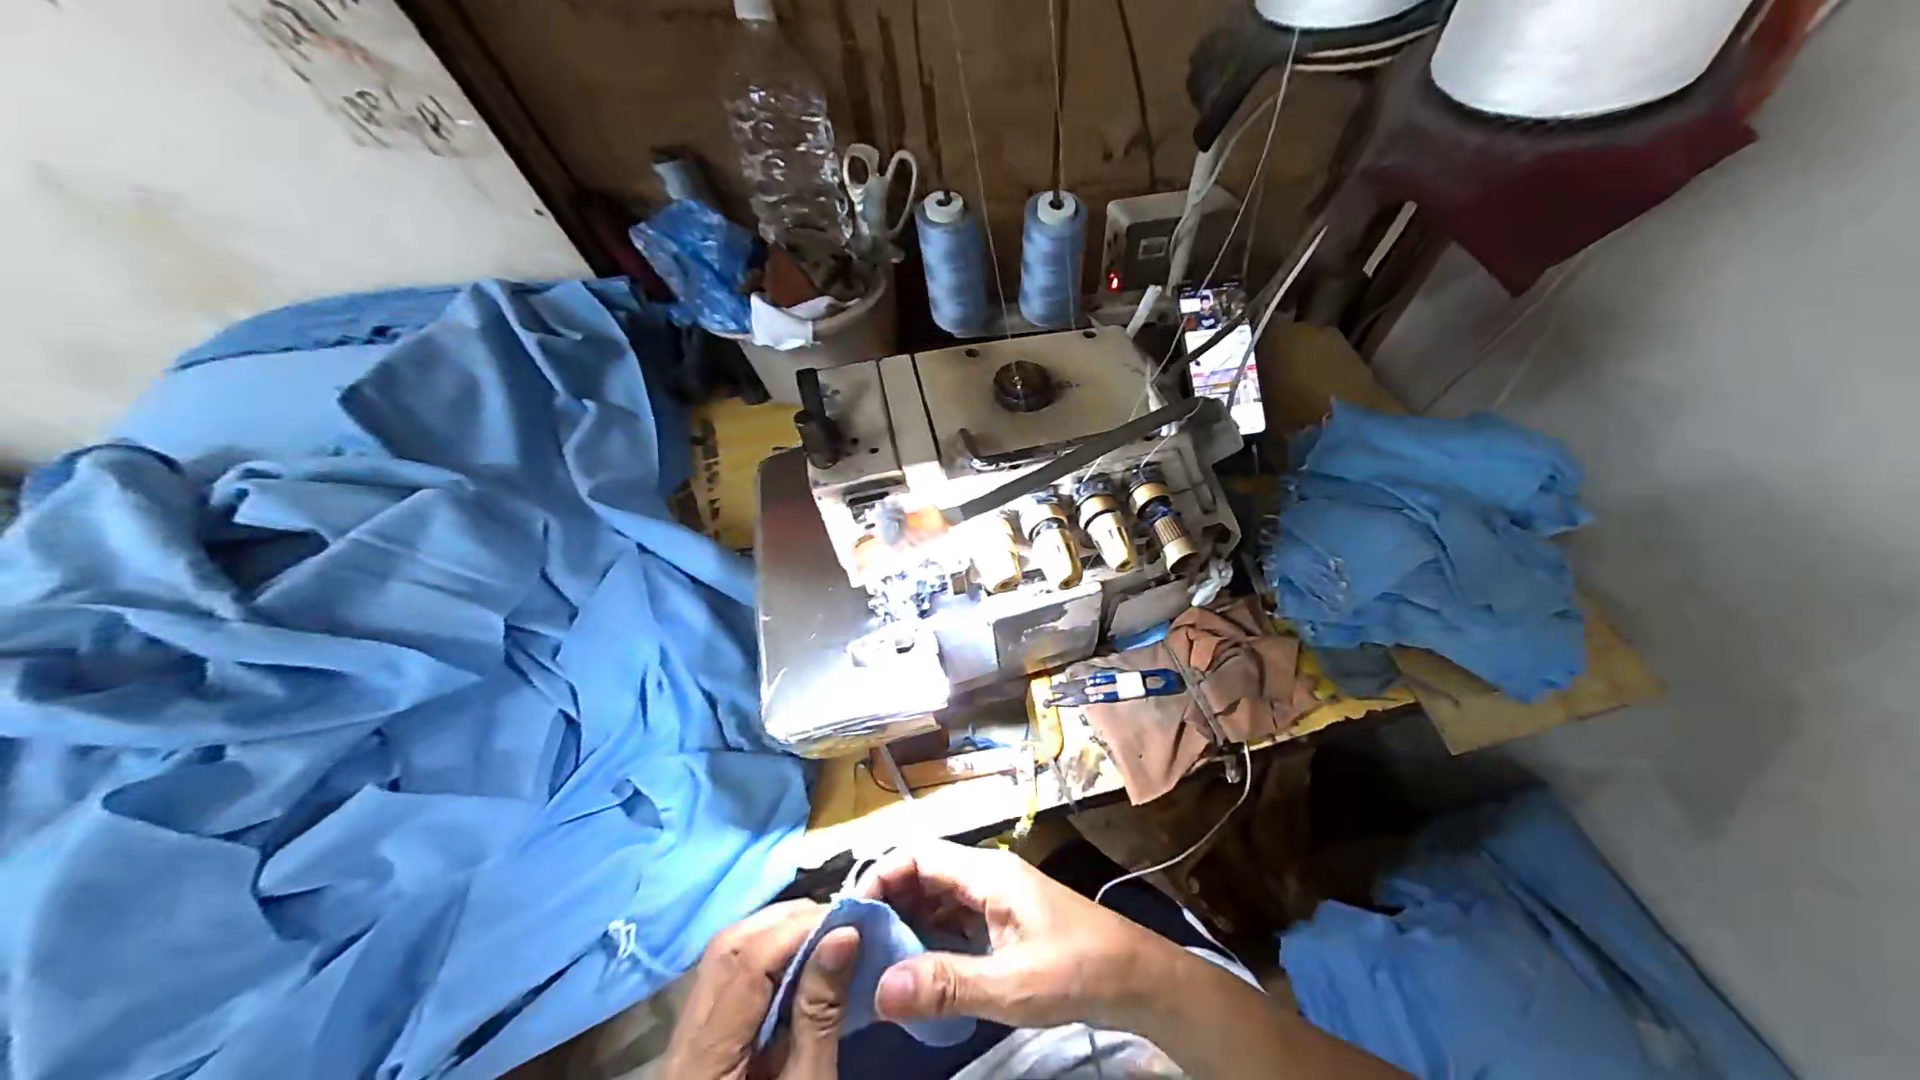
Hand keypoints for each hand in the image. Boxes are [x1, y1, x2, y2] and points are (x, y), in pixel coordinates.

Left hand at [663, 900, 859, 1079]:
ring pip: (726, 952)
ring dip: (779, 932)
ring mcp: (685, 1032)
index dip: (798, 930)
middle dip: (789, 922)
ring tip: (829, 935)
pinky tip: (801, 958)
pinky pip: (729, 972)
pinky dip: (767, 953)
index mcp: (703, 1060)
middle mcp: (683, 1035)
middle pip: (729, 947)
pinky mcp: (698, 1033)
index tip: (851, 923)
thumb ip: (820, 1013)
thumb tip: (844, 934)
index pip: (744, 963)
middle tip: (843, 923)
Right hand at [856, 840, 1183, 1031]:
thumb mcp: (1011, 985)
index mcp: (987, 873)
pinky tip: (915, 968)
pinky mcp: (1002, 920)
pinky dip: (929, 937)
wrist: (1136, 978)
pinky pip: (953, 919)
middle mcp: (986, 875)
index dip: (880, 877)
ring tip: (877, 960)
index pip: (918, 855)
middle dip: (888, 903)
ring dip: (906, 922)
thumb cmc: (1077, 970)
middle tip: (857, 946)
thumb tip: (879, 988)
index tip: (852, 917)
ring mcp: (995, 897)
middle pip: (923, 873)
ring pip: (936, 897)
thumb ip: (946, 984)